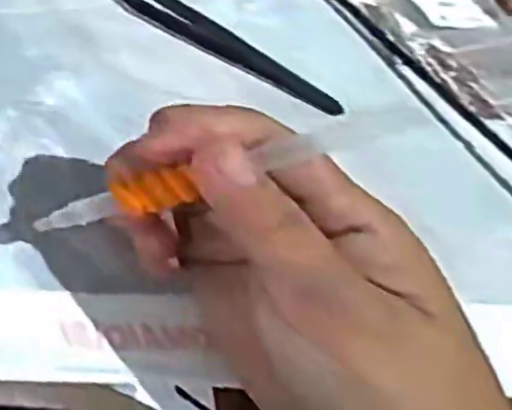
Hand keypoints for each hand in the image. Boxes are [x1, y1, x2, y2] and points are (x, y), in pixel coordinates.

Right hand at [108, 105, 507, 409]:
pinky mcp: (215, 268)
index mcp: (333, 208)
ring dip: (143, 198)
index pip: (257, 138)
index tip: (148, 149)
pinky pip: (165, 227)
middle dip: (154, 164)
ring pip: (174, 186)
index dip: (197, 130)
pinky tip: (152, 262)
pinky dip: (144, 233)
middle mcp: (284, 211)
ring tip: (141, 240)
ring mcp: (247, 240)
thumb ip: (272, 224)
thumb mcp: (334, 305)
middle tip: (127, 195)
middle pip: (203, 154)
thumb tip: (212, 142)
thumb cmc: (384, 381)